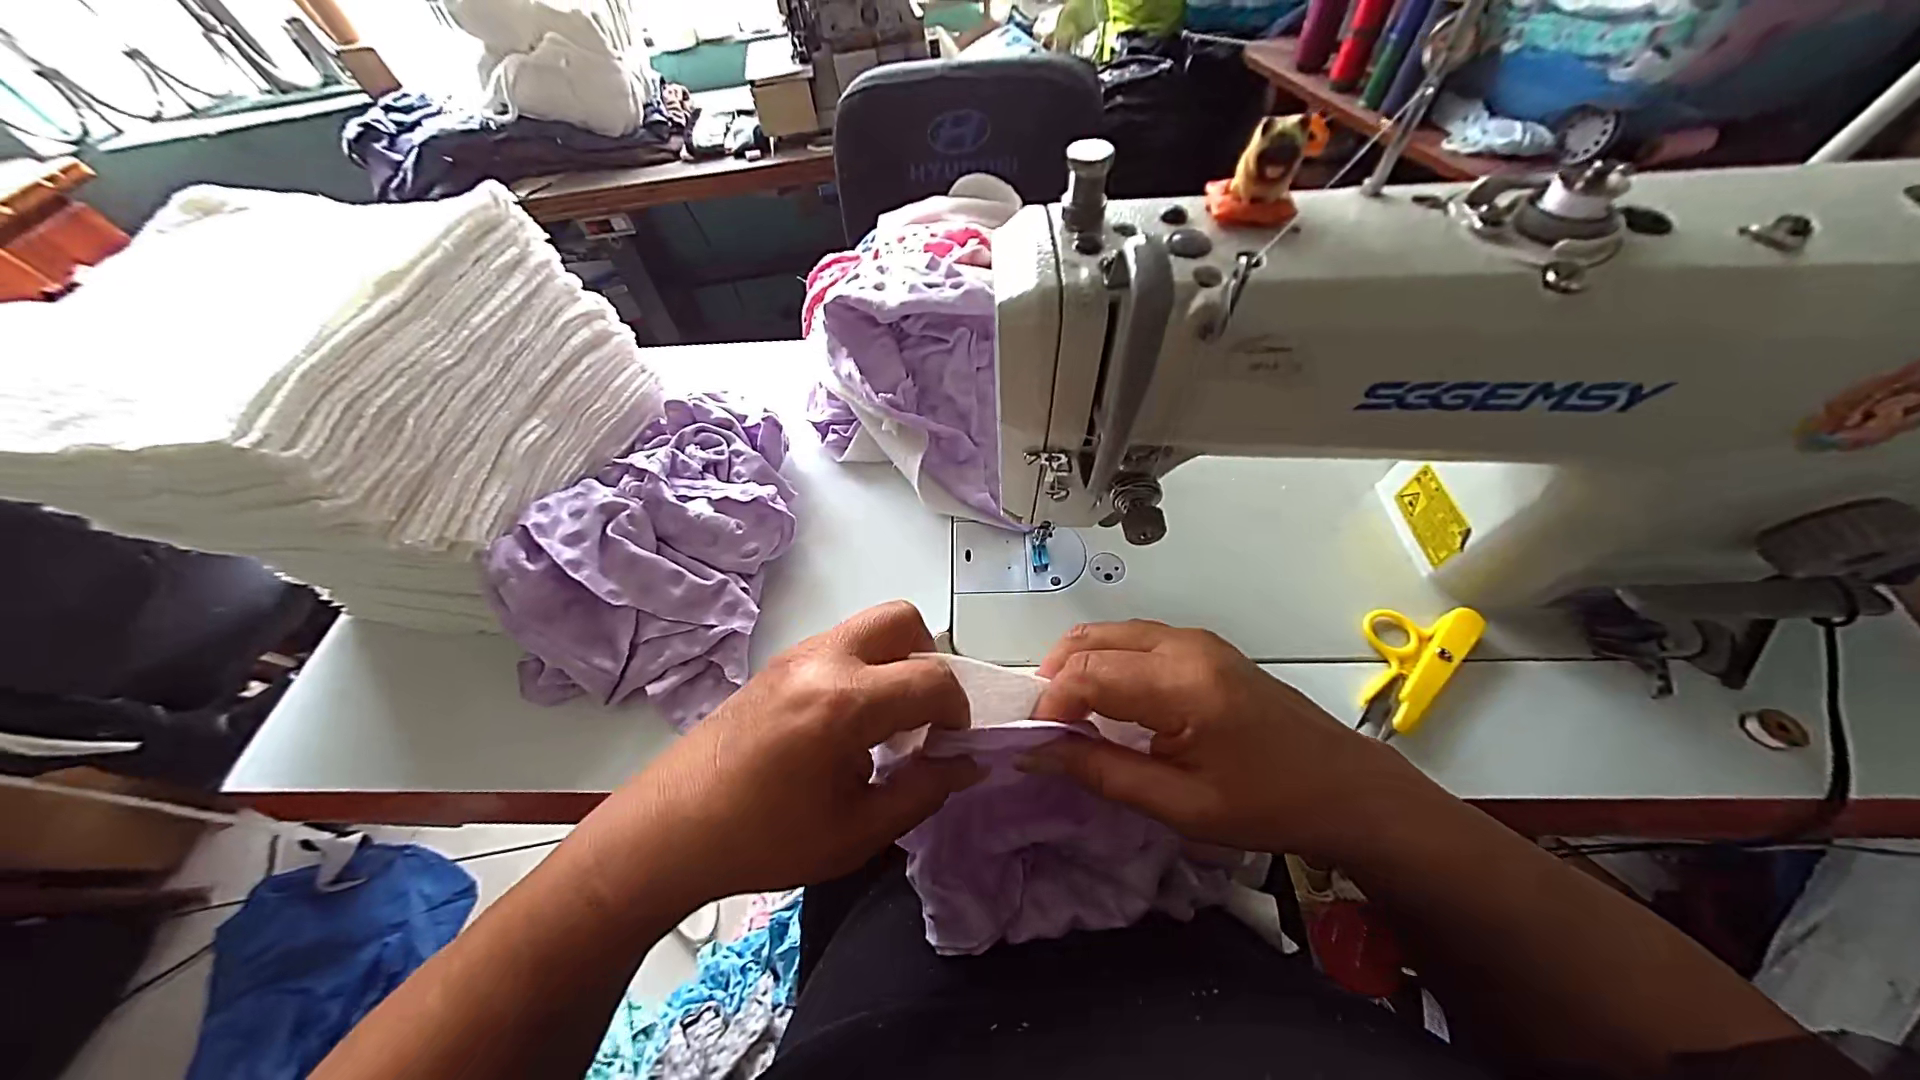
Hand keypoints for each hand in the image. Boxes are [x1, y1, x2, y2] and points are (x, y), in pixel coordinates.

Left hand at [600, 601, 982, 905]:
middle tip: (920, 716)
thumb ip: (922, 792)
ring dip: (895, 663)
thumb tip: (964, 766)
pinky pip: (841, 644)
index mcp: (843, 701)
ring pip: (870, 626)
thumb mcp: (856, 832)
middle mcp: (822, 659)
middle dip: (929, 661)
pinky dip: (865, 668)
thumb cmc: (763, 839)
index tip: (950, 746)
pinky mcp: (778, 662)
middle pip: (902, 620)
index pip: (931, 679)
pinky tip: (846, 724)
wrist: (669, 830)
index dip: (956, 712)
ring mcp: (796, 654)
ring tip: (883, 724)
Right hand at [1019, 620, 1430, 862]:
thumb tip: (1036, 752)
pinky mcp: (1202, 645)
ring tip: (1072, 715)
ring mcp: (1196, 639)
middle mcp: (1184, 645)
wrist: (1347, 788)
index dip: (1051, 704)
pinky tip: (1109, 700)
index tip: (1039, 741)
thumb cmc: (1268, 804)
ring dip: (1079, 666)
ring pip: (1110, 633)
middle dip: (1056, 677)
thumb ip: (1101, 772)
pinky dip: (1106, 661)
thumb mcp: (1180, 805)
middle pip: (1091, 639)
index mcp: (1182, 684)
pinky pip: (1134, 639)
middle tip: (1049, 726)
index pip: (1087, 672)